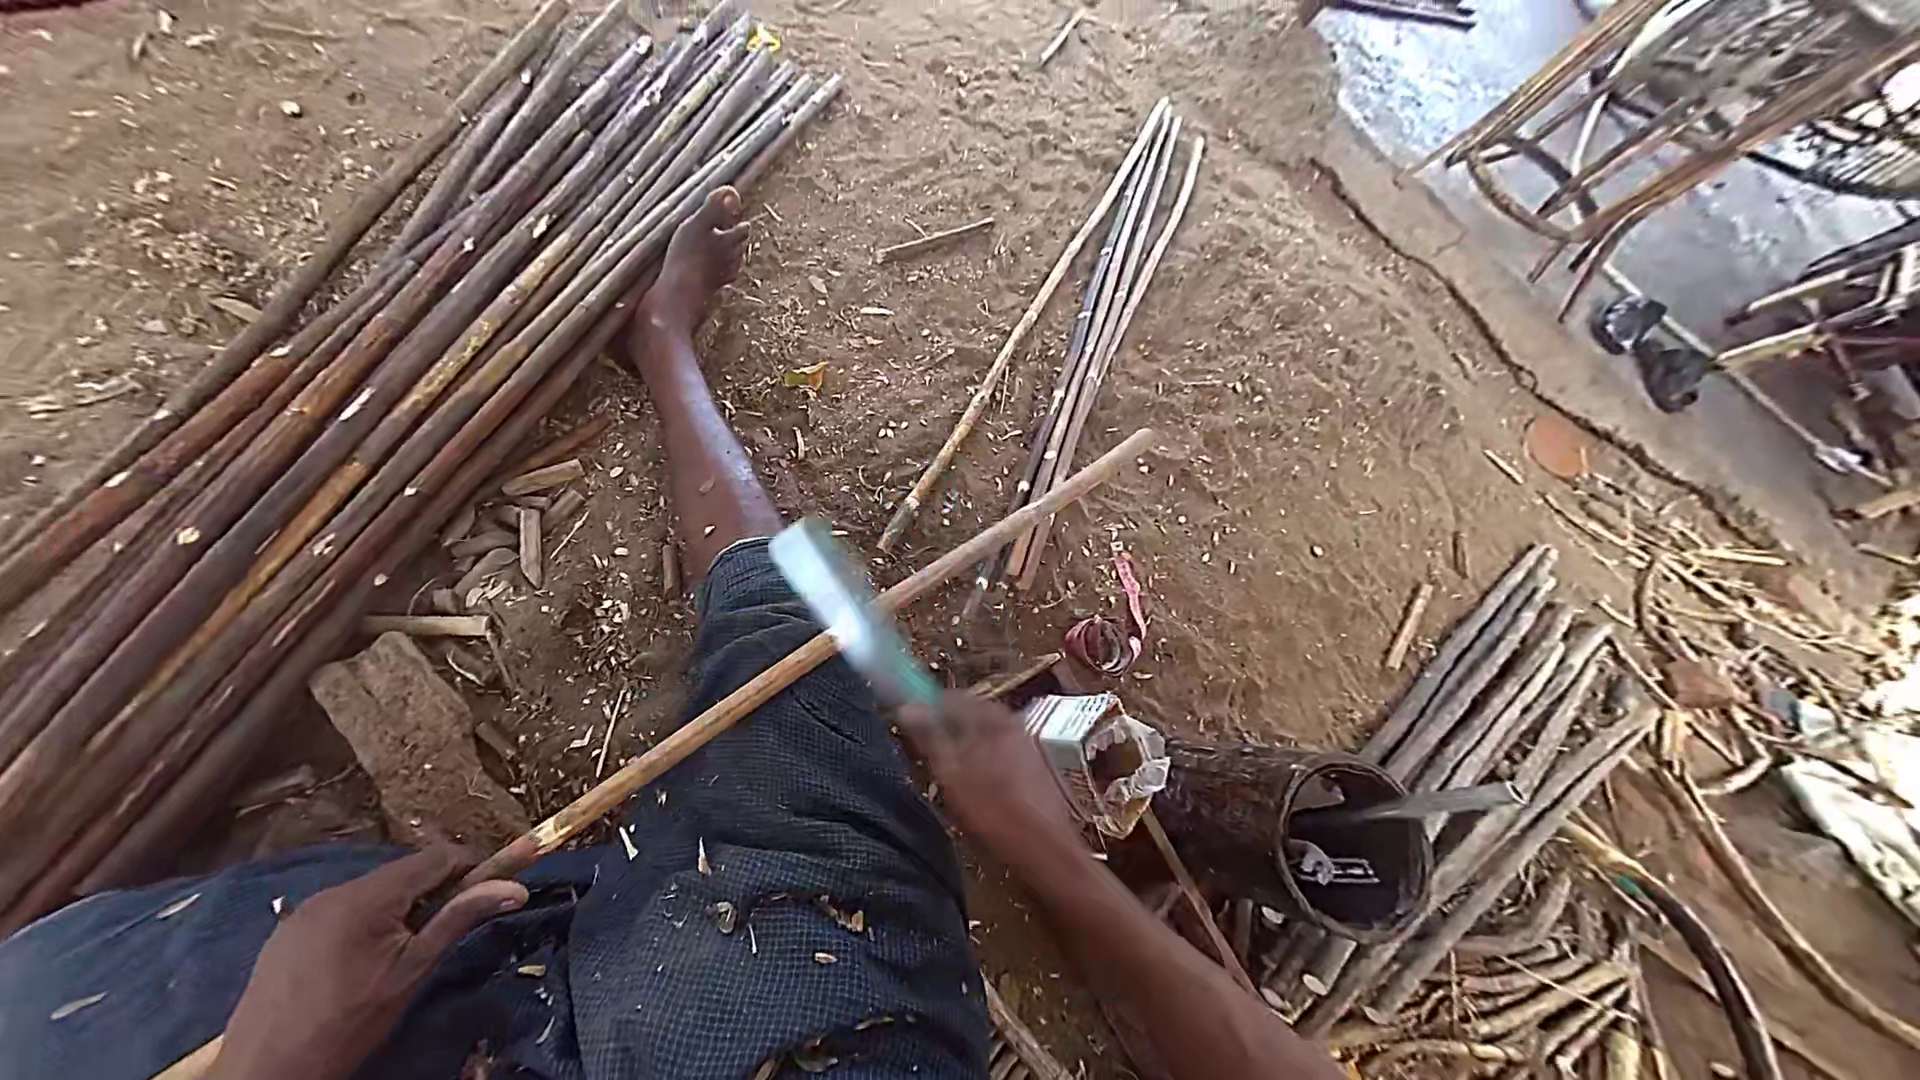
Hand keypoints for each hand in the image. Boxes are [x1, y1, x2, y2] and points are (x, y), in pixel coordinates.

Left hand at [207, 847, 527, 1079]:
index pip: (438, 857)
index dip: (470, 866)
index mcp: (366, 898)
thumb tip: (518, 887)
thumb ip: (462, 916)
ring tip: (407, 944)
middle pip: (406, 871)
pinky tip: (366, 954)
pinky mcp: (287, 933)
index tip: (490, 888)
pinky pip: (346, 907)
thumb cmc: (348, 1024)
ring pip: (377, 889)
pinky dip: (370, 918)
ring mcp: (305, 912)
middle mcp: (333, 892)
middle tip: (447, 924)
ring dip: (403, 904)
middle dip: (435, 889)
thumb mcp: (415, 969)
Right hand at [897, 691, 1083, 865]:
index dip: (924, 707)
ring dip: (962, 747)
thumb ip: (929, 736)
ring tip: (947, 776)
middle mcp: (1013, 722)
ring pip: (983, 735)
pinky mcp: (1034, 767)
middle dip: (944, 729)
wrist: (1044, 851)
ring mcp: (1026, 743)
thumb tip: (908, 708)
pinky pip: (997, 752)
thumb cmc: (993, 812)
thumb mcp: (950, 774)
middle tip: (925, 754)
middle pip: (968, 714)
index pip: (949, 696)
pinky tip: (975, 789)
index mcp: (992, 716)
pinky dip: (981, 761)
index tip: (907, 725)